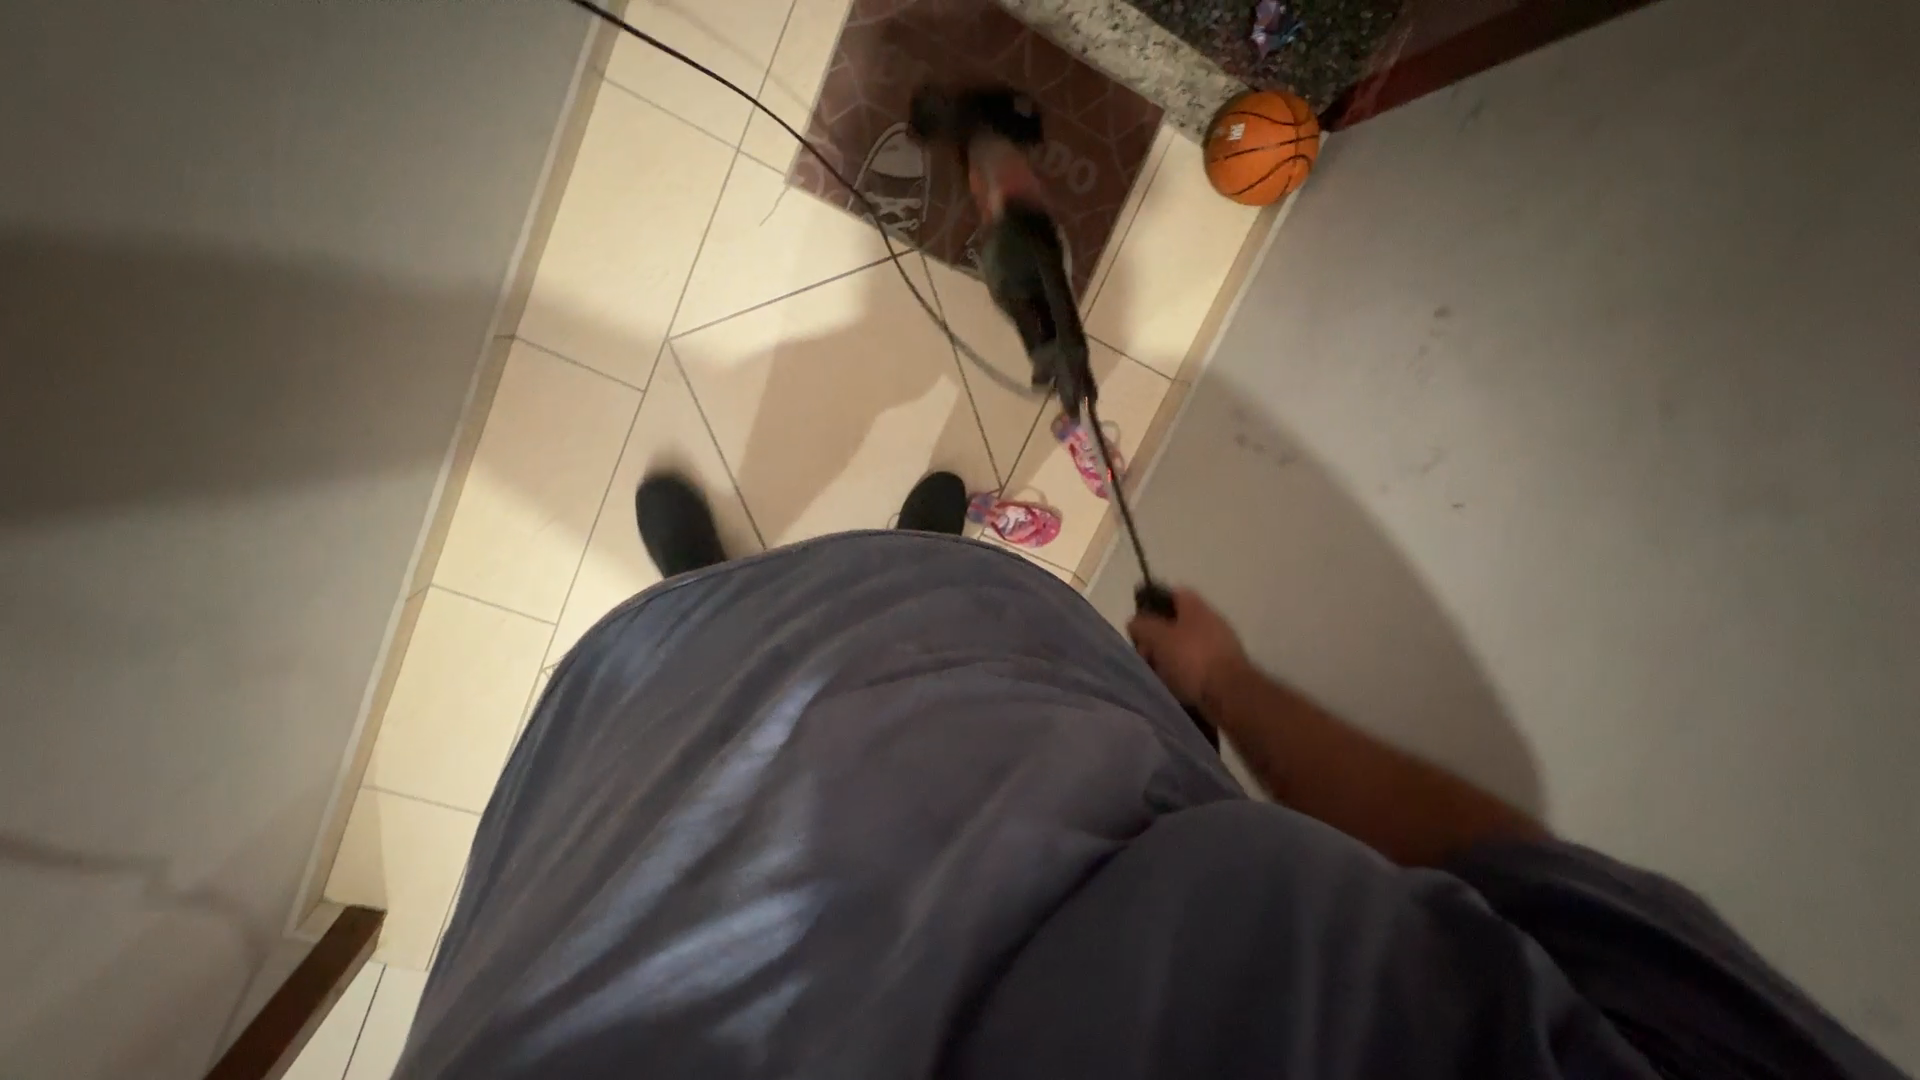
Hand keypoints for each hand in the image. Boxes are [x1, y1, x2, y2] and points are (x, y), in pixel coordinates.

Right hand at [1127, 587, 1250, 706]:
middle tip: (1144, 654)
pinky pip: (1195, 666)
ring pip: (1184, 646)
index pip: (1172, 594)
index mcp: (1196, 607)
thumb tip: (1135, 622)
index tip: (1139, 622)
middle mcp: (1211, 621)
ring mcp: (1220, 646)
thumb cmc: (1192, 658)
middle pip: (1176, 623)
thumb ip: (1142, 625)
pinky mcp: (1224, 670)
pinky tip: (1172, 686)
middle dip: (1156, 638)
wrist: (1230, 694)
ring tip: (1156, 674)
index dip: (1152, 603)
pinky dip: (1182, 674)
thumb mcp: (1157, 638)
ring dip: (1168, 658)